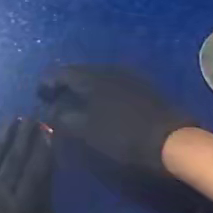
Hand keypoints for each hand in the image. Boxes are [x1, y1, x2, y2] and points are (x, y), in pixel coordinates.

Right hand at [37, 66, 194, 172]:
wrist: (173, 141)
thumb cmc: (122, 135)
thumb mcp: (83, 130)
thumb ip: (61, 117)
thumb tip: (50, 111)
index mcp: (90, 77)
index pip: (59, 74)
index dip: (46, 85)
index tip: (39, 97)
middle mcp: (107, 70)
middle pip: (77, 73)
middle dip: (64, 86)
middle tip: (54, 100)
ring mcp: (127, 77)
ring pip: (95, 78)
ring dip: (83, 89)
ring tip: (75, 104)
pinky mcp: (142, 87)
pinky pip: (111, 84)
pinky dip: (99, 93)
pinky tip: (99, 106)